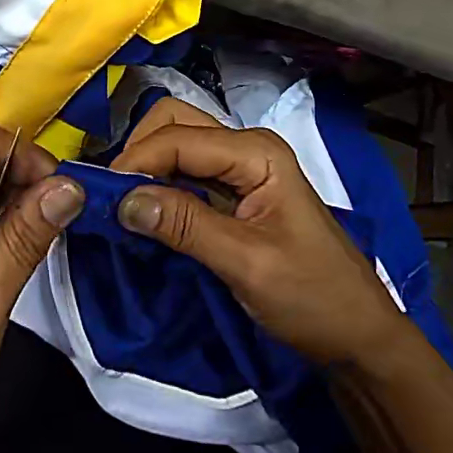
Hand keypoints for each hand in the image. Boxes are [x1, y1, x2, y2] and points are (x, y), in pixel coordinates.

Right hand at [110, 98, 415, 367]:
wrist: (353, 327)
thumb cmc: (310, 294)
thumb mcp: (246, 263)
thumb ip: (185, 225)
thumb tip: (122, 199)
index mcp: (257, 152)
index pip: (180, 138)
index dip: (137, 161)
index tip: (99, 200)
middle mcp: (248, 148)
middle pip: (178, 124)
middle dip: (140, 152)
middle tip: (111, 200)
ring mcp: (244, 168)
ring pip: (181, 145)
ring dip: (148, 167)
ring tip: (119, 208)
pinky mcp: (237, 191)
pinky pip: (190, 173)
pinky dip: (162, 184)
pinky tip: (145, 213)